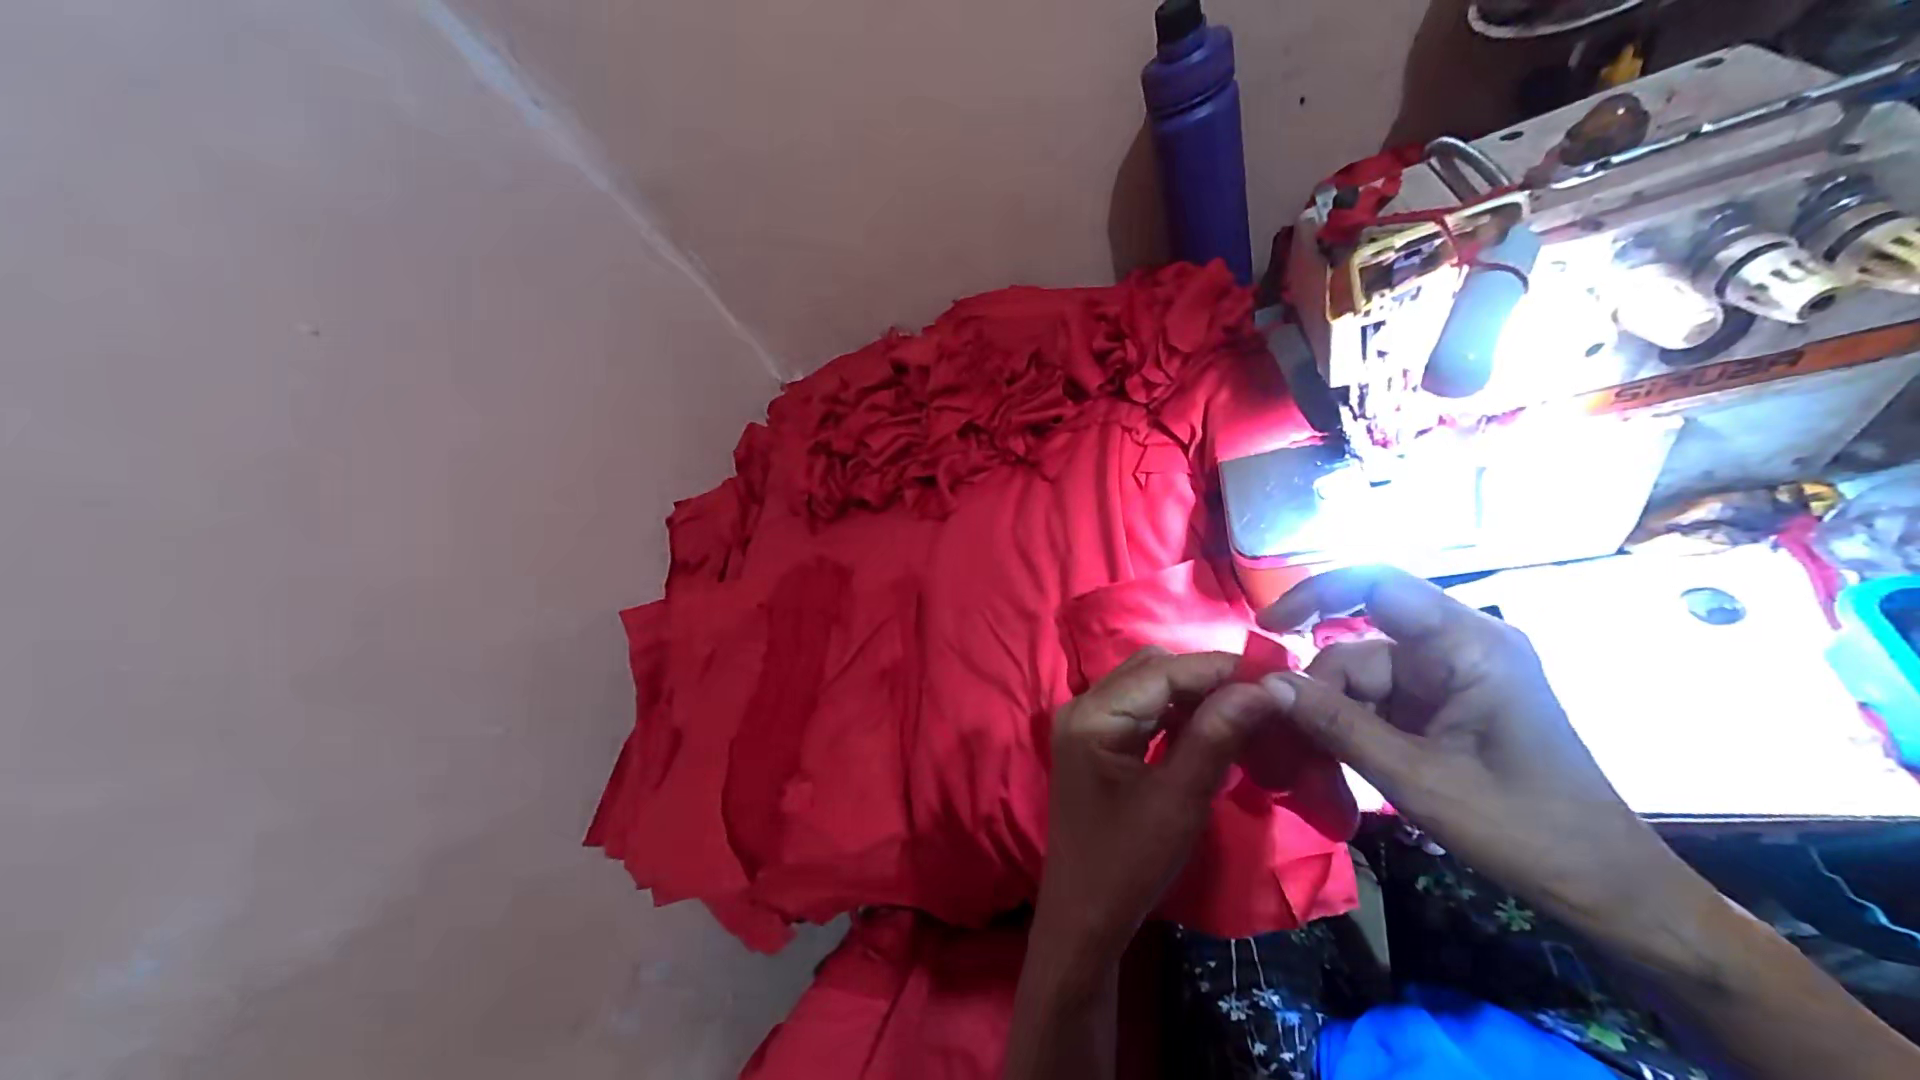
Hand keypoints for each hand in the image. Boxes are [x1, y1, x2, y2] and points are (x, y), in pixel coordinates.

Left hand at [1036, 646, 1278, 962]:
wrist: (1085, 916)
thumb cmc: (1129, 863)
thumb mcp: (1179, 799)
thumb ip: (1216, 737)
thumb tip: (1263, 689)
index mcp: (1093, 715)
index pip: (1163, 670)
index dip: (1219, 668)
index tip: (1274, 675)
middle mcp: (1082, 706)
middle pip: (1153, 670)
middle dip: (1207, 677)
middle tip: (1261, 695)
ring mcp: (1085, 722)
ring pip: (1148, 686)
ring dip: (1194, 693)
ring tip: (1244, 709)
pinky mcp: (1095, 740)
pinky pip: (1140, 709)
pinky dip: (1175, 712)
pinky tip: (1209, 727)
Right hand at [1252, 566, 1688, 941]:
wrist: (1603, 885)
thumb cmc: (1523, 827)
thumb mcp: (1416, 778)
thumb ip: (1337, 725)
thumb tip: (1267, 684)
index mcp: (1469, 646)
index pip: (1378, 585)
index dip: (1316, 593)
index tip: (1269, 627)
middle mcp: (1458, 648)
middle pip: (1360, 644)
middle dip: (1321, 688)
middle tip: (1291, 737)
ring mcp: (1451, 677)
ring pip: (1362, 676)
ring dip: (1334, 713)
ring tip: (1315, 759)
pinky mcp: (1445, 704)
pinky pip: (1379, 698)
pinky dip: (1351, 724)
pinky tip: (1338, 758)